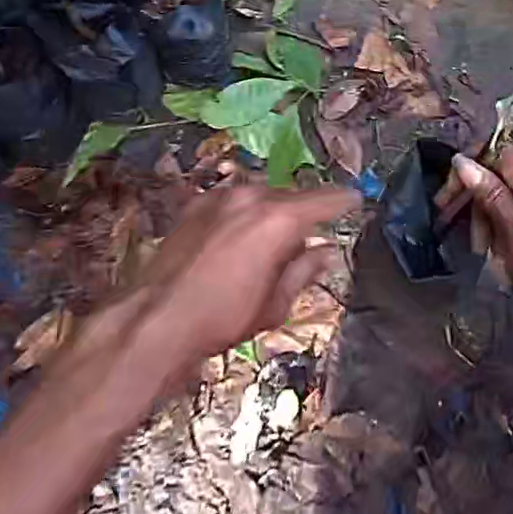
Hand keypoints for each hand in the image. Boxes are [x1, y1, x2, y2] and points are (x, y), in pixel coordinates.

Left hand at [132, 181, 359, 365]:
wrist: (156, 317)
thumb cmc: (223, 317)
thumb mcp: (275, 303)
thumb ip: (304, 270)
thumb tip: (325, 252)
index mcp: (279, 218)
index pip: (325, 200)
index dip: (344, 201)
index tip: (356, 201)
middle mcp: (252, 196)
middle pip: (291, 197)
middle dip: (304, 214)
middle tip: (308, 240)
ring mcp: (221, 196)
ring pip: (261, 197)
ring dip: (272, 213)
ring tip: (269, 245)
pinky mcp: (197, 204)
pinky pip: (234, 202)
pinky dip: (245, 214)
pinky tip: (238, 240)